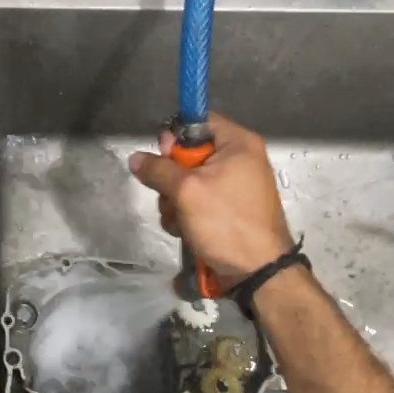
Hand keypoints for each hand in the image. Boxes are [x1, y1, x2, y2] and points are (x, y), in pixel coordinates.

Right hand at [128, 112, 295, 283]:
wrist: (258, 271)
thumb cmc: (226, 221)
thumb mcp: (186, 191)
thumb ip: (158, 170)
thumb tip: (135, 158)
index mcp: (238, 143)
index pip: (198, 121)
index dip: (175, 136)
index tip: (163, 156)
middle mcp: (240, 159)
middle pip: (189, 154)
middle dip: (172, 178)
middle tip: (171, 196)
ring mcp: (235, 186)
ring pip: (189, 181)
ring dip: (175, 202)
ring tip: (179, 221)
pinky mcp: (229, 209)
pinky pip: (199, 201)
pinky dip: (187, 215)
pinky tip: (185, 231)